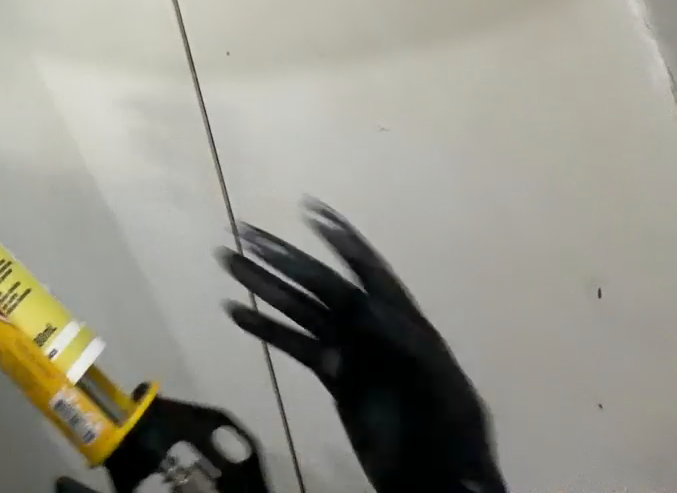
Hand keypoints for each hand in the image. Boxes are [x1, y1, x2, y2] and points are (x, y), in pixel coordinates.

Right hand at [220, 201, 504, 492]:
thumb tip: (365, 305)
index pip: (370, 272)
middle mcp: (373, 328)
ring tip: (228, 262)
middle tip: (246, 233)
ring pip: (301, 309)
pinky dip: (265, 329)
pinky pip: (295, 344)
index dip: (343, 240)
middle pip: (322, 284)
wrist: (441, 486)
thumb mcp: (435, 387)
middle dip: (285, 257)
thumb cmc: (447, 436)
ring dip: (265, 286)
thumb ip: (402, 343)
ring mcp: (352, 351)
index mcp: (404, 324)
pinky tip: (236, 313)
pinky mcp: (334, 375)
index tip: (309, 210)